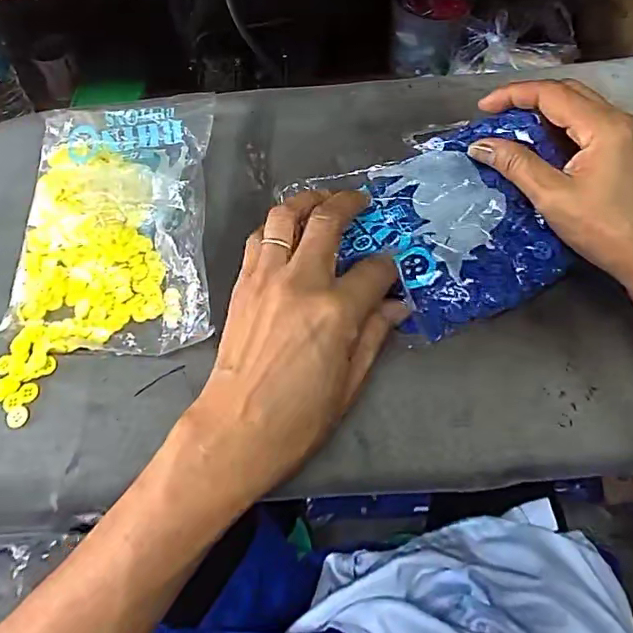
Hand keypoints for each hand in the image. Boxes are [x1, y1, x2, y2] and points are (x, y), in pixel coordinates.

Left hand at [178, 189, 403, 500]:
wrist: (234, 430)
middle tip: (360, 201)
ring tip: (321, 201)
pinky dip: (277, 226)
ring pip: (286, 217)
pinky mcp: (243, 284)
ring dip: (307, 201)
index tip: (392, 268)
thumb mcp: (351, 380)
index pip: (374, 269)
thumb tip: (397, 305)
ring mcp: (267, 278)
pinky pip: (260, 238)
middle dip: (350, 203)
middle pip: (328, 221)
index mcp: (336, 310)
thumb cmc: (300, 416)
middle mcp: (301, 282)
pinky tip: (288, 232)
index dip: (389, 265)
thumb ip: (375, 333)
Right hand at [468, 79, 632, 299]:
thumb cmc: (610, 232)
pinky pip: (597, 125)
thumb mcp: (555, 198)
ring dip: (549, 113)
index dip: (512, 94)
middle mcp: (623, 121)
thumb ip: (517, 165)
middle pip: (569, 92)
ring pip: (584, 108)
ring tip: (519, 131)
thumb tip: (482, 145)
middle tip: (499, 116)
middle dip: (530, 98)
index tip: (484, 108)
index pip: (551, 92)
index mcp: (604, 126)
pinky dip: (569, 128)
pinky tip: (553, 149)